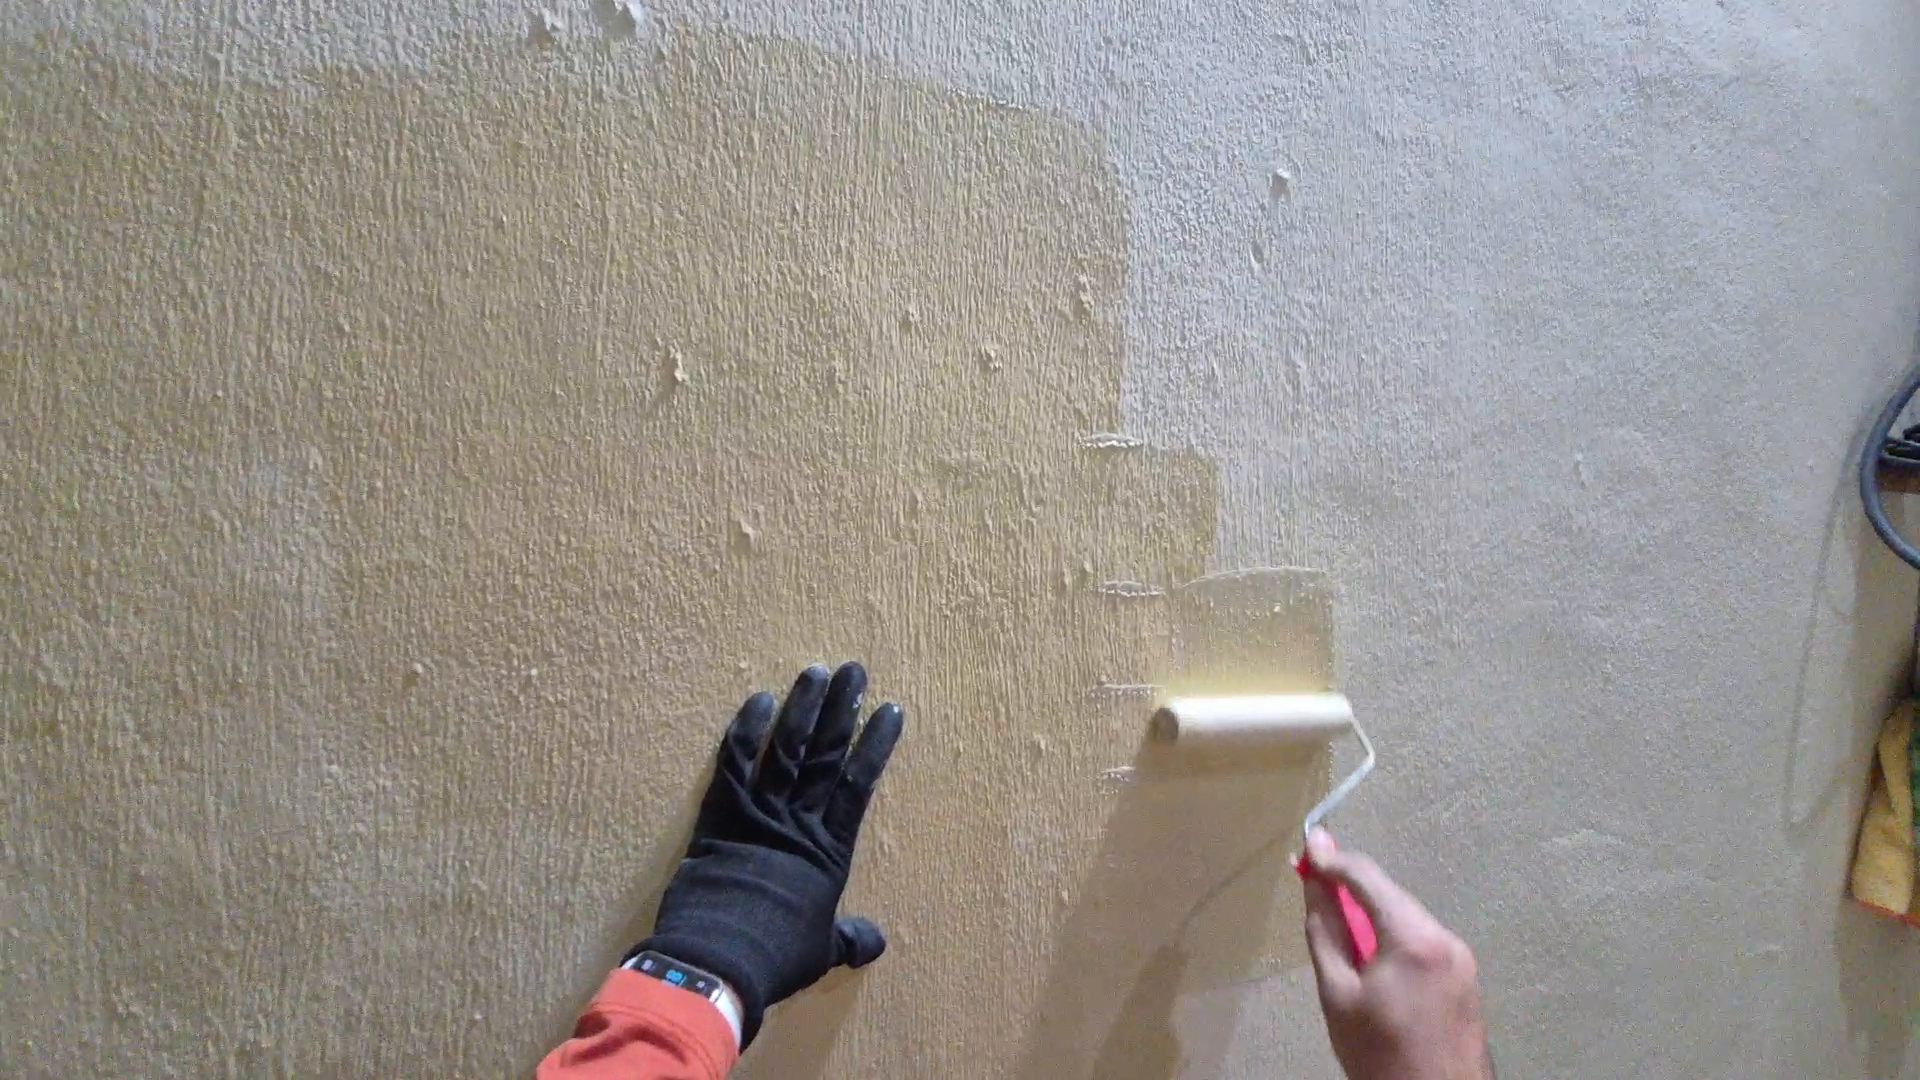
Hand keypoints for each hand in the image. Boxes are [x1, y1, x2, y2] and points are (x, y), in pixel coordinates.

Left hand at [633, 662, 904, 1046]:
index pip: (859, 784)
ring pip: (786, 749)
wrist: (718, 966)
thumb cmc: (776, 957)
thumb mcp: (821, 949)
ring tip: (815, 671)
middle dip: (842, 710)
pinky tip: (758, 700)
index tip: (891, 709)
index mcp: (829, 849)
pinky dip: (745, 732)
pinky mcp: (721, 814)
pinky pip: (734, 765)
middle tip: (854, 670)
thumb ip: (849, 938)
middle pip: (825, 754)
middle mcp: (799, 820)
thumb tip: (876, 944)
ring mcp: (760, 813)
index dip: (875, 745)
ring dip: (801, 708)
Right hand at [1301, 829, 1493, 1079]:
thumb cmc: (1379, 1053)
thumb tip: (1312, 876)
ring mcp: (1462, 959)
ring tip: (1338, 931)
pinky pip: (1418, 938)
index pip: (1366, 875)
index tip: (1302, 848)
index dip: (1330, 858)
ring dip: (1367, 912)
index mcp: (1415, 938)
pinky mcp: (1465, 978)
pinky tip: (1369, 958)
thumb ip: (1324, 926)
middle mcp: (1446, 939)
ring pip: (1401, 914)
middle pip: (1386, 892)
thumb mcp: (1337, 990)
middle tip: (1310, 883)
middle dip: (1348, 886)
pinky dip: (1388, 934)